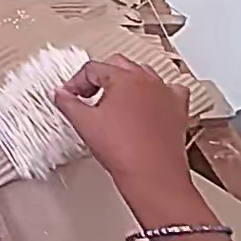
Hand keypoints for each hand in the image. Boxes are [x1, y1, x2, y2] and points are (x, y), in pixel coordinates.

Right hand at [52, 56, 191, 189]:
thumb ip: (67, 102)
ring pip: (143, 73)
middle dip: (99, 78)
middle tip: (87, 95)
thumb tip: (61, 94)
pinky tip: (147, 103)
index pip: (91, 69)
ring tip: (113, 100)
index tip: (69, 96)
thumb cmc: (124, 151)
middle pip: (117, 64)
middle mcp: (147, 81)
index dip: (75, 82)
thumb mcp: (83, 123)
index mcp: (123, 79)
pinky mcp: (178, 110)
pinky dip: (157, 93)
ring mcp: (165, 94)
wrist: (153, 176)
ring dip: (126, 82)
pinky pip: (169, 90)